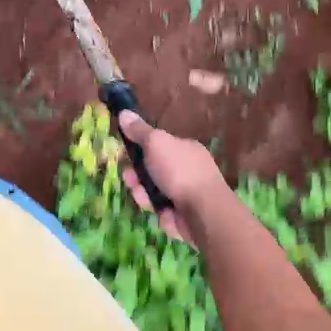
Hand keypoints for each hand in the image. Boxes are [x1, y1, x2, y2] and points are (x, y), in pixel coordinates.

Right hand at [118, 110, 230, 245]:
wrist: (206, 214)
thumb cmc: (180, 172)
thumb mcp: (155, 142)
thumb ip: (139, 130)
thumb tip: (124, 112)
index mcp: (186, 150)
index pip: (159, 146)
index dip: (140, 150)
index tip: (126, 155)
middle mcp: (190, 171)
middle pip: (153, 171)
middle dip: (137, 177)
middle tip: (130, 180)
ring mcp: (190, 196)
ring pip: (156, 194)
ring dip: (145, 196)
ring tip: (146, 201)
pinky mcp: (188, 218)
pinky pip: (166, 214)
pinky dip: (162, 215)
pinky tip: (165, 214)